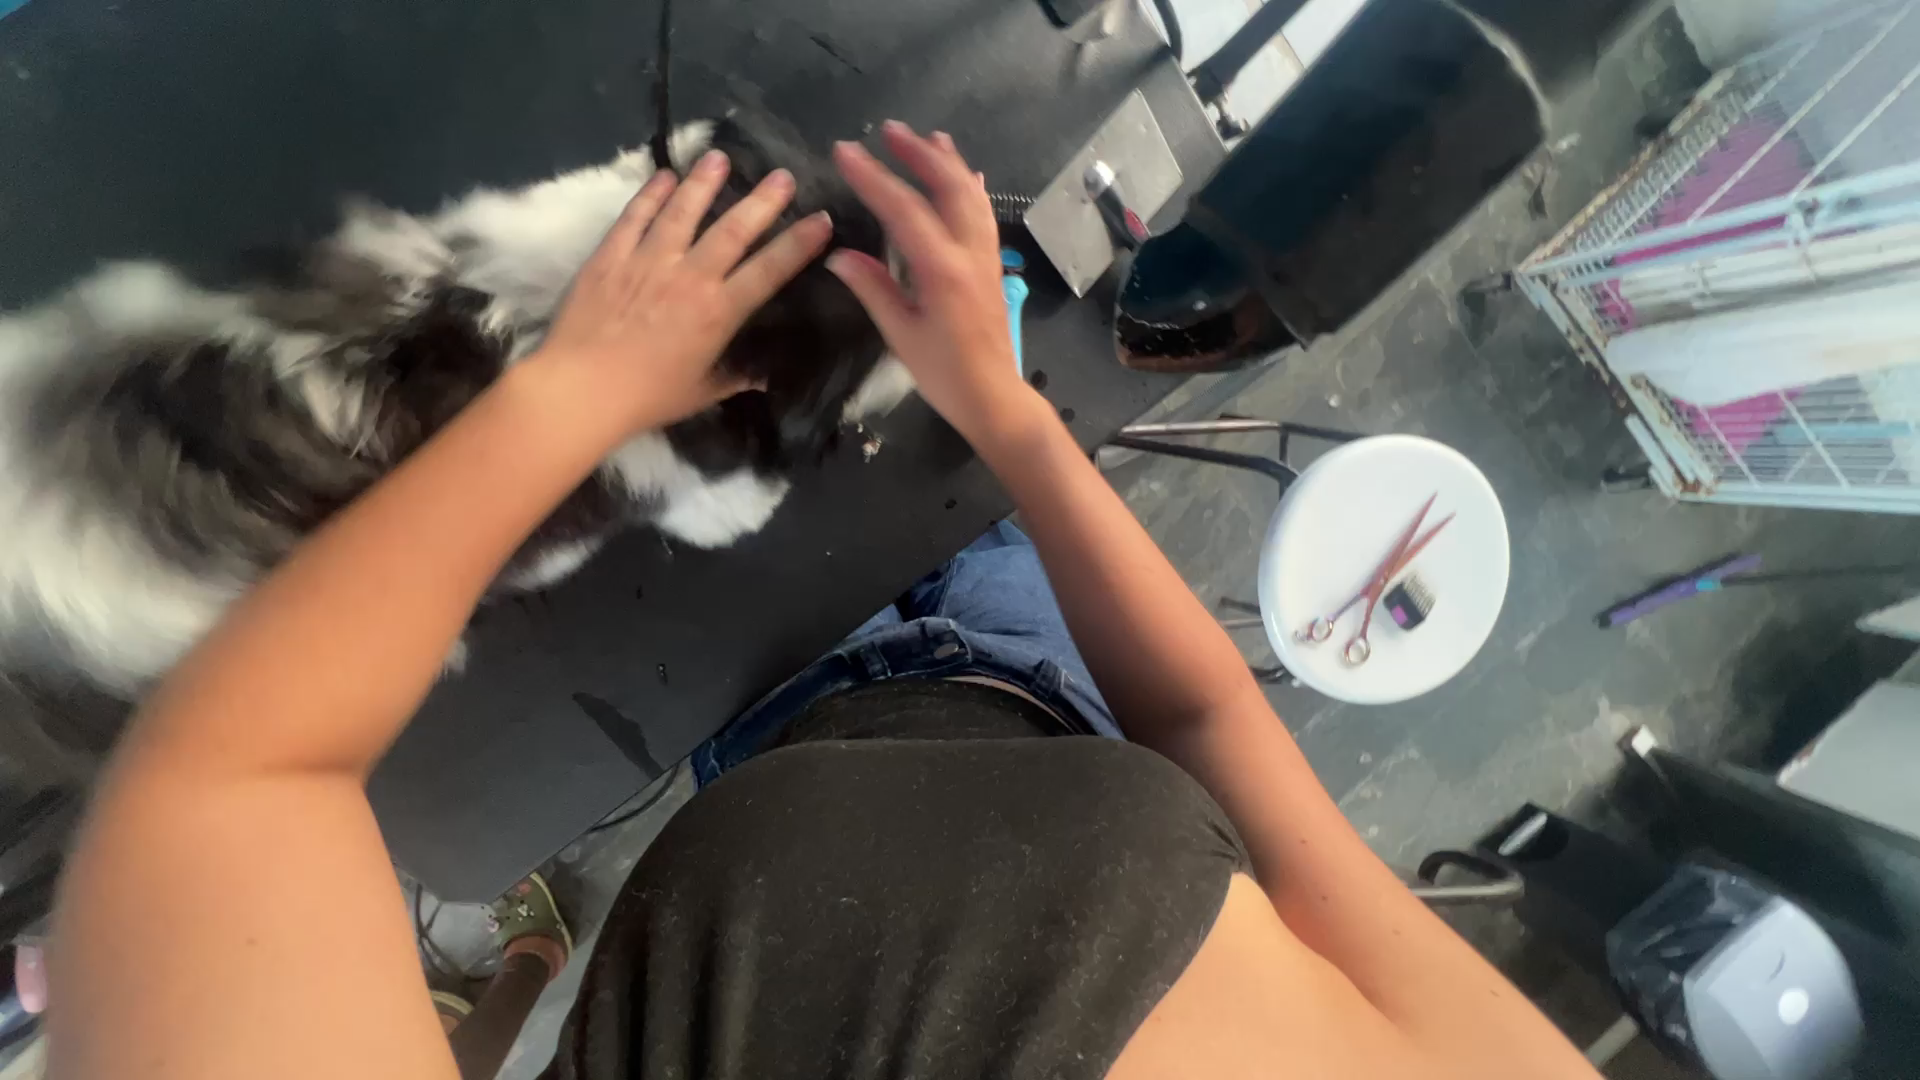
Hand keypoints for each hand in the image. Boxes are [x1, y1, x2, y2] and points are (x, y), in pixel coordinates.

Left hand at [530, 149, 834, 433]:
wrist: (583, 388)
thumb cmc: (650, 396)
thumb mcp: (703, 392)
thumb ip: (737, 378)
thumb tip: (766, 376)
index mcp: (719, 312)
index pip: (769, 271)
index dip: (798, 244)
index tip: (821, 220)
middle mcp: (690, 276)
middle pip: (733, 230)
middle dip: (762, 201)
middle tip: (783, 176)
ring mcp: (648, 261)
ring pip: (683, 211)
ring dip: (704, 182)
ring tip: (720, 157)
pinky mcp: (611, 256)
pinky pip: (635, 217)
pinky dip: (651, 194)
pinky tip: (664, 177)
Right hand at [828, 122, 1044, 440]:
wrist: (994, 396)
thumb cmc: (944, 374)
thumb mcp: (901, 335)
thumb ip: (873, 289)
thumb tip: (840, 256)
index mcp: (942, 270)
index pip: (904, 210)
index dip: (873, 178)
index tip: (845, 151)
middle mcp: (969, 254)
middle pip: (947, 187)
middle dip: (918, 154)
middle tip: (889, 130)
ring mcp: (986, 258)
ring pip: (971, 196)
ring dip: (948, 163)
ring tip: (929, 137)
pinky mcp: (993, 268)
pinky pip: (984, 216)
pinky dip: (972, 190)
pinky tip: (966, 176)